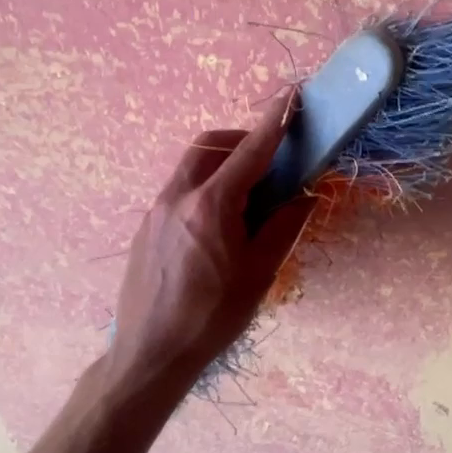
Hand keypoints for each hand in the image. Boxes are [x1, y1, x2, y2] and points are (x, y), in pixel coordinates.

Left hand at [0, 93, 315, 452]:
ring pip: (192, 164)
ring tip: (246, 194)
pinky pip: (179, 188)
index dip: (275, 120)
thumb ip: (284, 226)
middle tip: (270, 162)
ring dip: (221, 162)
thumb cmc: (211, 318)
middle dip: (243, 141)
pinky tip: (218, 222)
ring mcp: (156, 210)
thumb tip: (305, 195)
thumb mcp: (259, 274)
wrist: (147, 358)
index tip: (291, 94)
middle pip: (211, 145)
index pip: (251, 149)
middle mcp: (178, 196)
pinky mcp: (146, 227)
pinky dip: (205, 185)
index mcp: (211, 205)